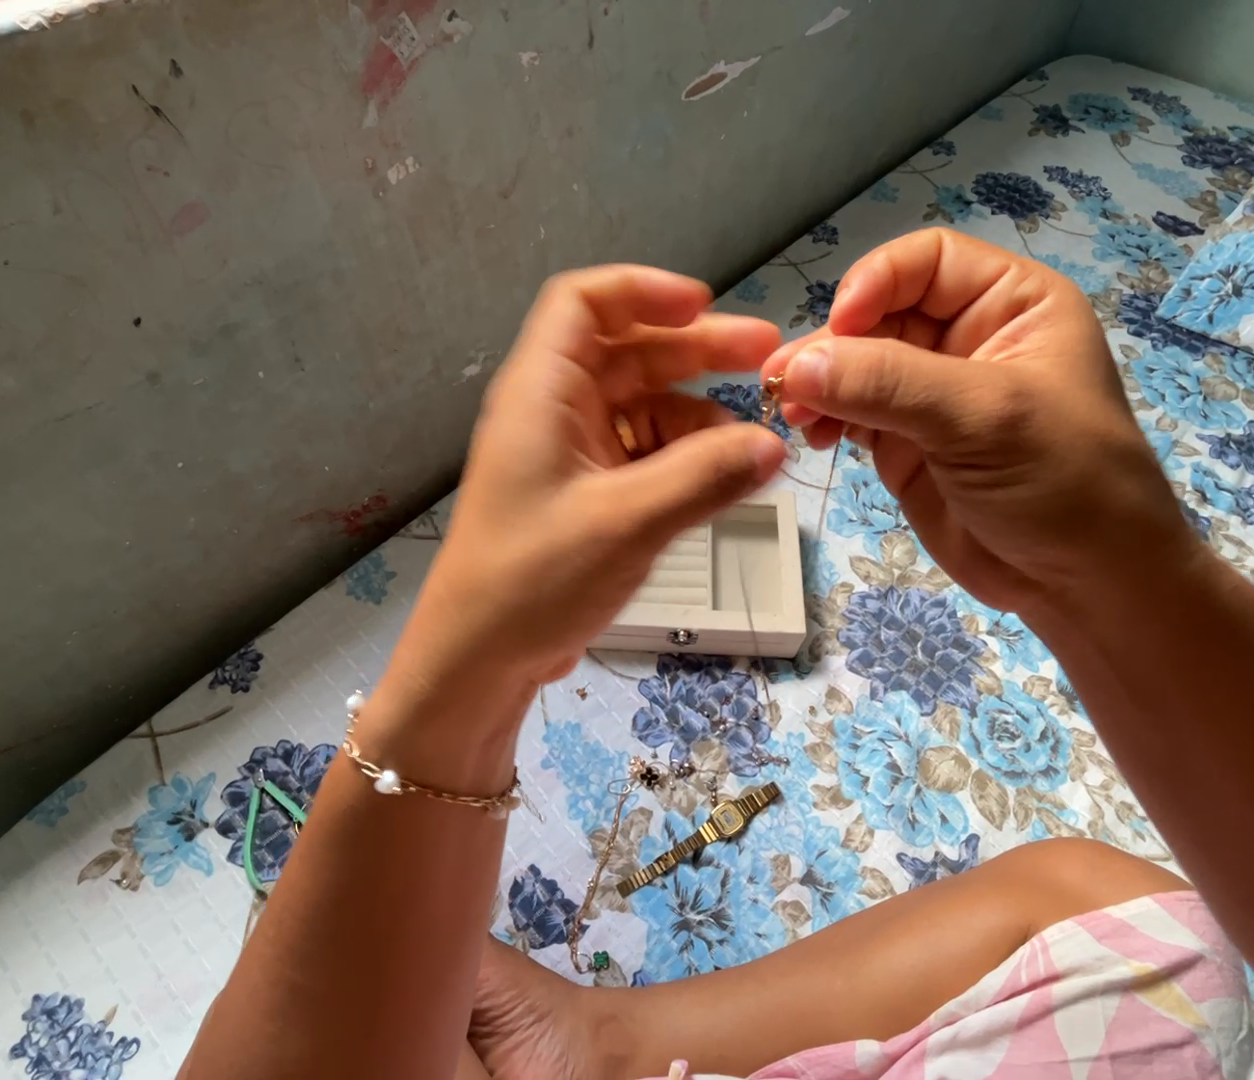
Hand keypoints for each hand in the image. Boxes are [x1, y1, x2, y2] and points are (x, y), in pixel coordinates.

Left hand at [400, 266, 787, 691]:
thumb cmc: (534, 580)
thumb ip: (705, 478)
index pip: (583, 302)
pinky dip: (682, 460)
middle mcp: (554, 410)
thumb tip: (774, 445)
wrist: (478, 661)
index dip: (643, 290)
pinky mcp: (584, 495)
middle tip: (764, 360)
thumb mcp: (627, 523)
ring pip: (642, 409)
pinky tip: (722, 480)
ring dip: (697, 419)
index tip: (705, 305)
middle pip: (628, 353)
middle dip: (695, 352)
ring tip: (753, 446)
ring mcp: (569, 455)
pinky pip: (642, 456)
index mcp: (542, 391)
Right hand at [761, 228, 1198, 615]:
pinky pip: (849, 414)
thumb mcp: (985, 417)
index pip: (926, 262)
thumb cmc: (1063, 482)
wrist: (1082, 583)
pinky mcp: (902, 443)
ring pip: (854, 367)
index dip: (876, 282)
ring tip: (790, 415)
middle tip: (784, 384)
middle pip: (877, 314)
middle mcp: (965, 339)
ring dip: (817, 385)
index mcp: (1009, 305)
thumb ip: (890, 384)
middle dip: (831, 345)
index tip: (840, 328)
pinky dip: (823, 419)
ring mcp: (928, 395)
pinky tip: (810, 436)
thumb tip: (797, 367)